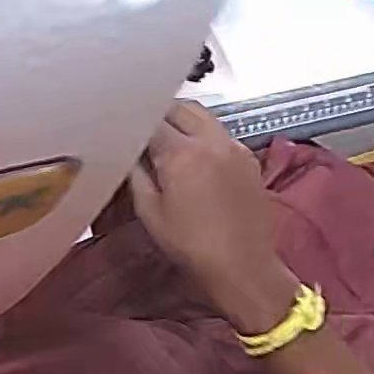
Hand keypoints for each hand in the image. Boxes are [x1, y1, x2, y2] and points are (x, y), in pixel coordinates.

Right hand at [129, 100, 301, 332]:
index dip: (135, 123)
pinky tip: (194, 159)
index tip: (124, 130)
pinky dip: (204, 136)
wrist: (242, 265)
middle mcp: (211, 141)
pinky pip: (221, 135)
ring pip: (205, 117)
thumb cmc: (190, 243)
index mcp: (182, 153)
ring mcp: (235, 148)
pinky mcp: (249, 159)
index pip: (152, 121)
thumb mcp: (149, 211)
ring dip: (184, 122)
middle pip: (182, 108)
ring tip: (168, 141)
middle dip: (161, 114)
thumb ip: (136, 175)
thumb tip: (130, 155)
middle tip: (144, 130)